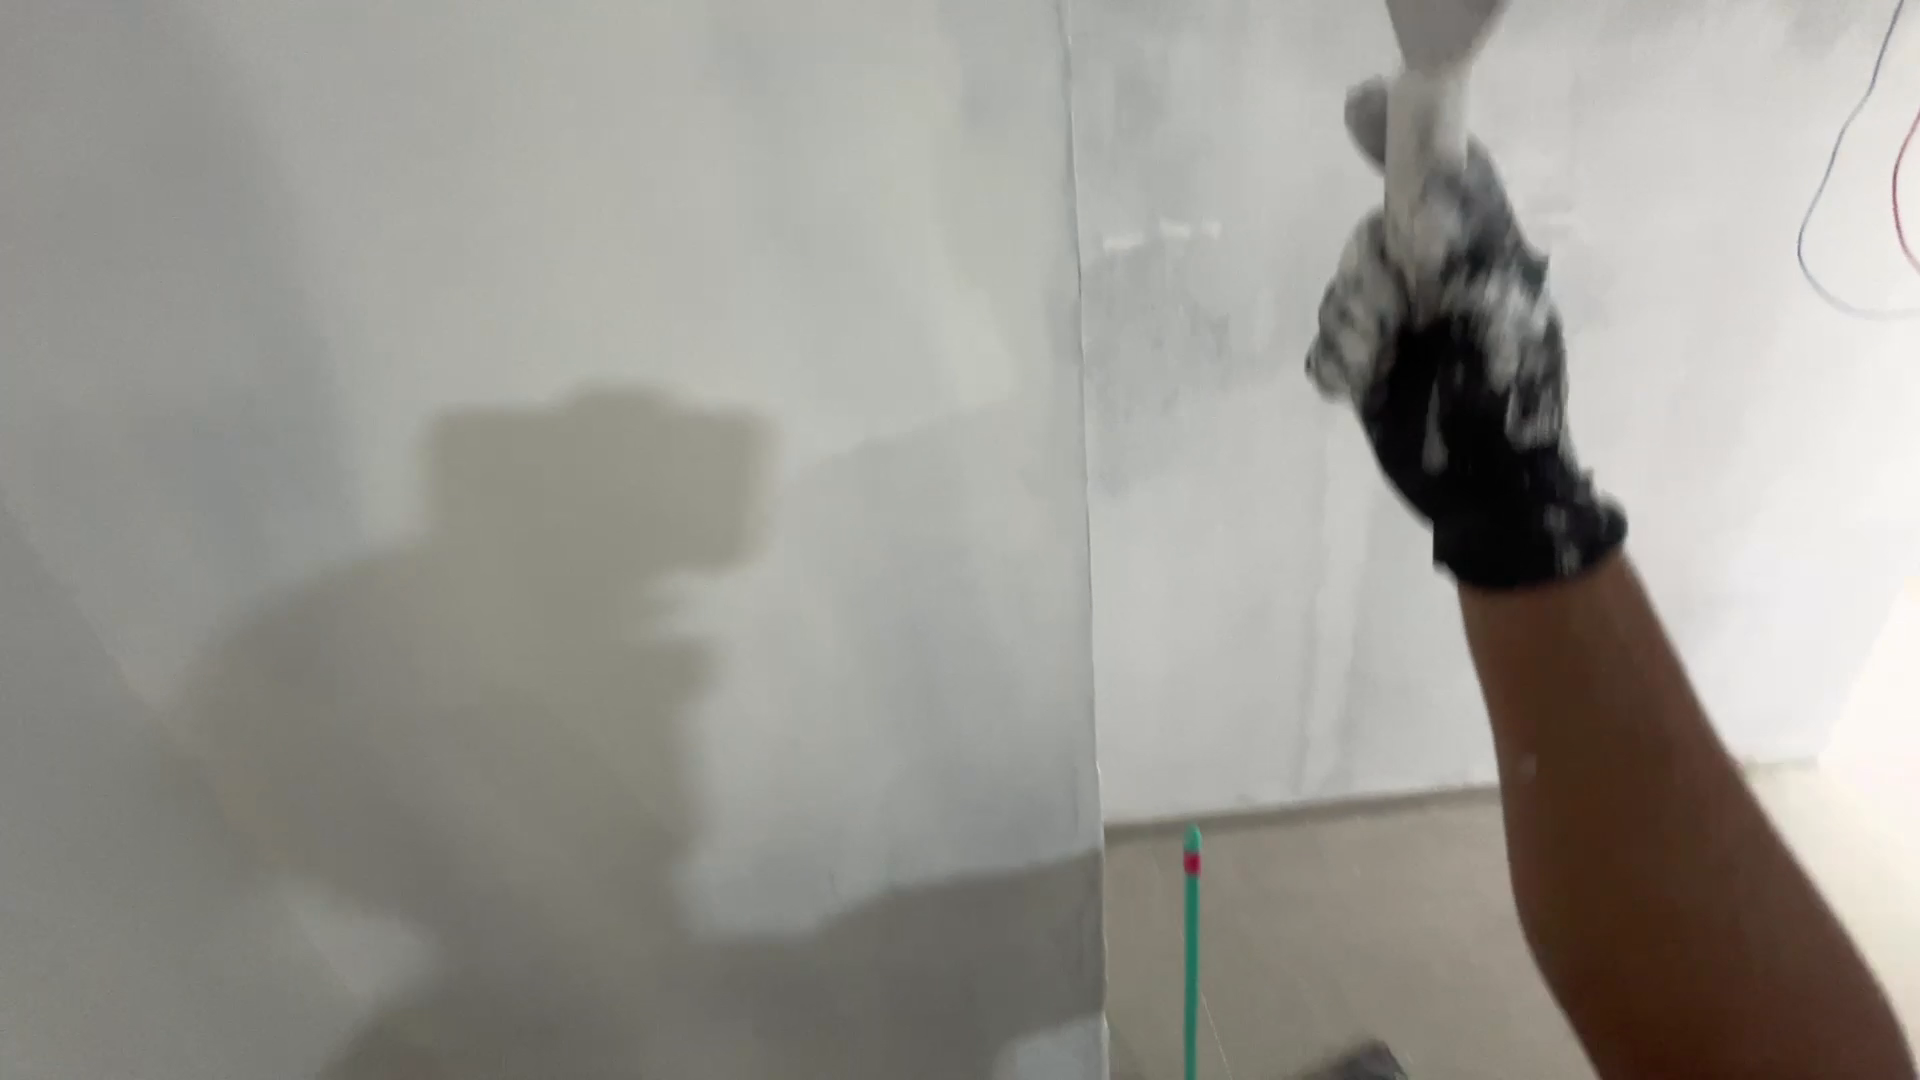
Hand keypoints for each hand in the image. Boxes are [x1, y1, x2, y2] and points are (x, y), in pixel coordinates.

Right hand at [1306, 79, 1623, 589]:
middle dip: (1366, 282)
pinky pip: (1322, 344)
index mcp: (1477, 251)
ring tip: (1382, 369)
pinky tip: (1359, 387)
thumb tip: (1425, 142)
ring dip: (1351, 334)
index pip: (1440, 175)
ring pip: (1338, 295)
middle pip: (1366, 240)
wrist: (1479, 487)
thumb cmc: (1504, 399)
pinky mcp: (1366, 364)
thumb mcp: (1487, 299)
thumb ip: (1451, 222)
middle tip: (1398, 323)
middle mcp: (1434, 279)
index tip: (1359, 104)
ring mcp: (1398, 324)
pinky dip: (1335, 366)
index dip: (1402, 136)